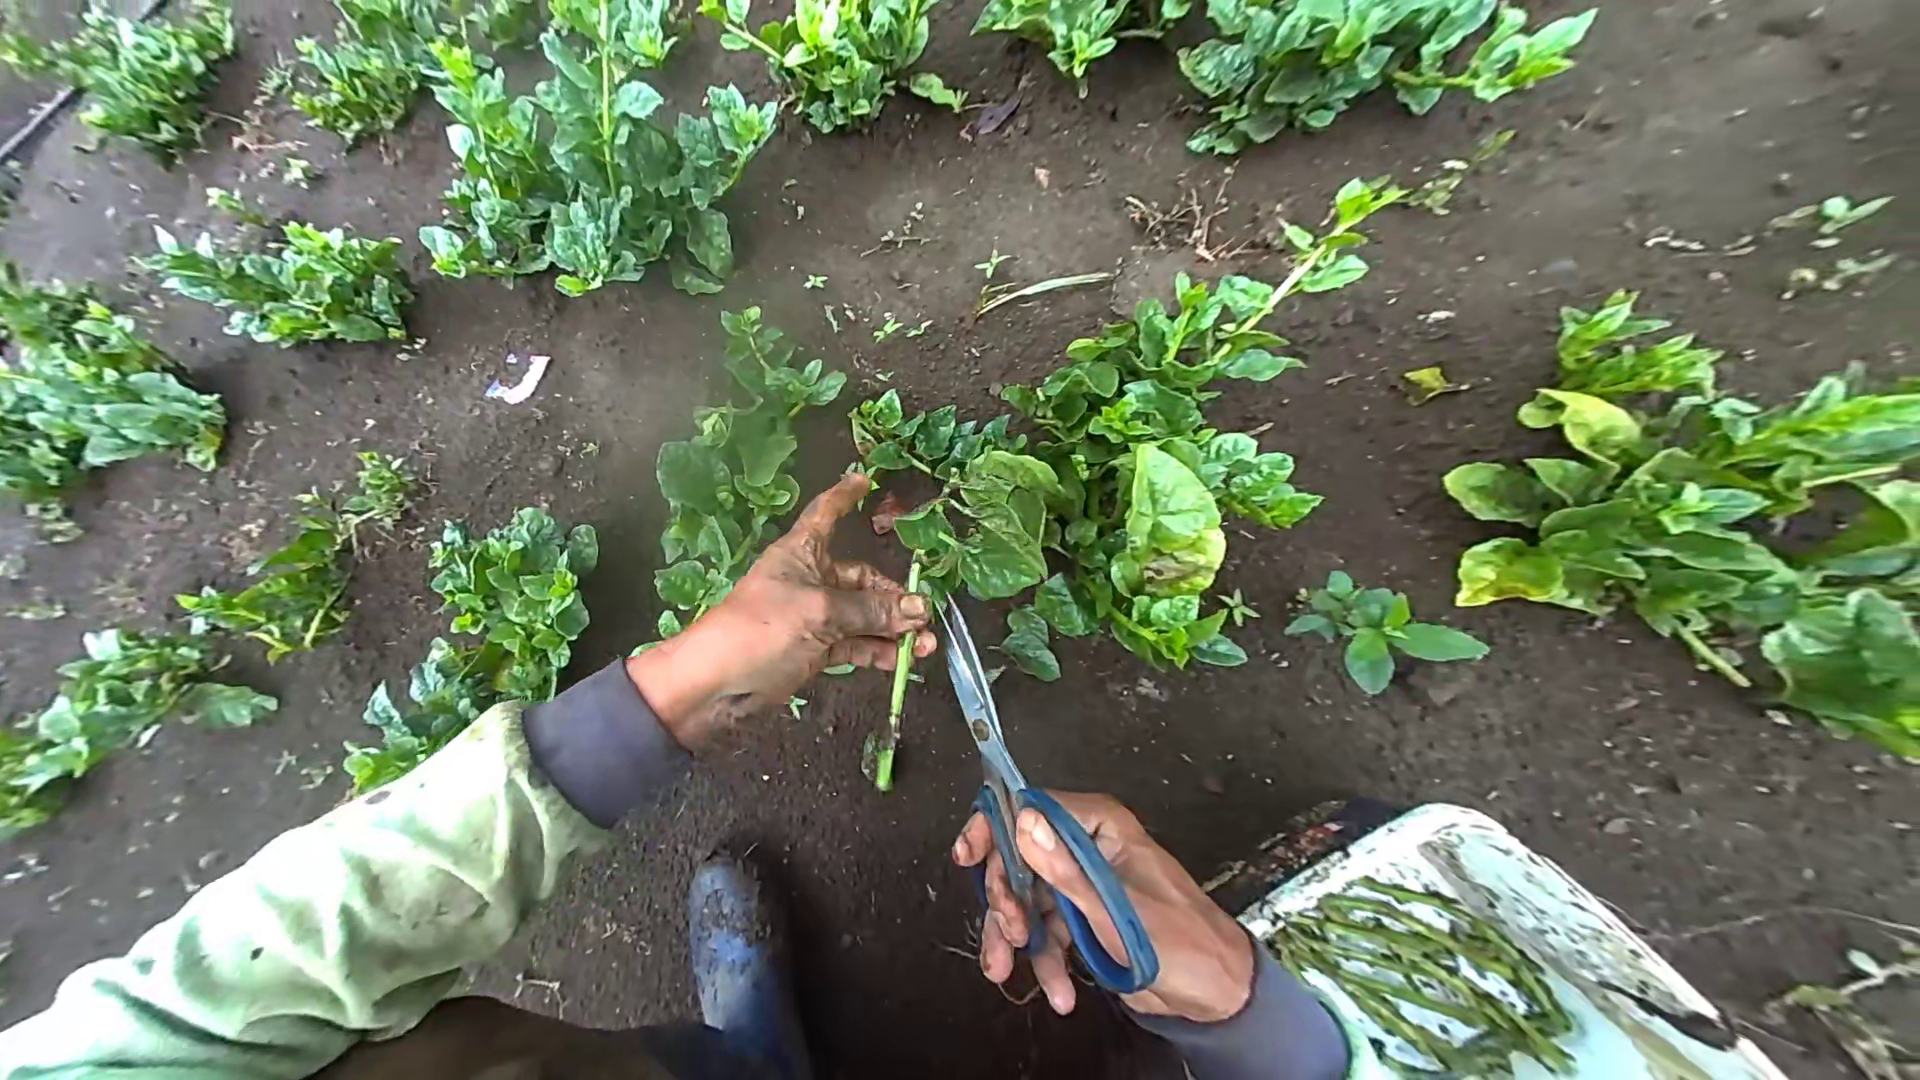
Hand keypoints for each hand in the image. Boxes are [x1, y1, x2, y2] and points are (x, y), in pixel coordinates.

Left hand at [627, 472, 936, 749]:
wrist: (717, 685)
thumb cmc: (762, 629)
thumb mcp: (820, 612)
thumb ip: (871, 611)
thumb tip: (920, 609)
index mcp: (802, 553)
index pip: (825, 515)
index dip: (843, 497)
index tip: (864, 480)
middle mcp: (812, 579)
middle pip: (862, 579)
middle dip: (894, 598)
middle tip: (923, 617)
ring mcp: (816, 616)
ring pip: (864, 616)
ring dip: (893, 629)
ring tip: (923, 645)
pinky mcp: (818, 648)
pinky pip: (856, 643)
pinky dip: (878, 651)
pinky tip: (902, 660)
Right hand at [952, 791, 1254, 1021]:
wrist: (1215, 996)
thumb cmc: (1180, 940)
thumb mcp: (1115, 909)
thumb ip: (1064, 868)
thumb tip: (1023, 820)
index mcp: (1098, 824)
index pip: (1032, 807)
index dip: (995, 827)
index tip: (967, 855)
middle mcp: (1085, 844)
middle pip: (1021, 855)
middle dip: (1007, 898)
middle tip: (1007, 932)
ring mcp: (1081, 879)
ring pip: (1027, 895)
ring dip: (1016, 935)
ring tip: (1010, 968)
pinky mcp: (1080, 912)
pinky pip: (1044, 926)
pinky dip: (1043, 958)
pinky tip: (1056, 989)